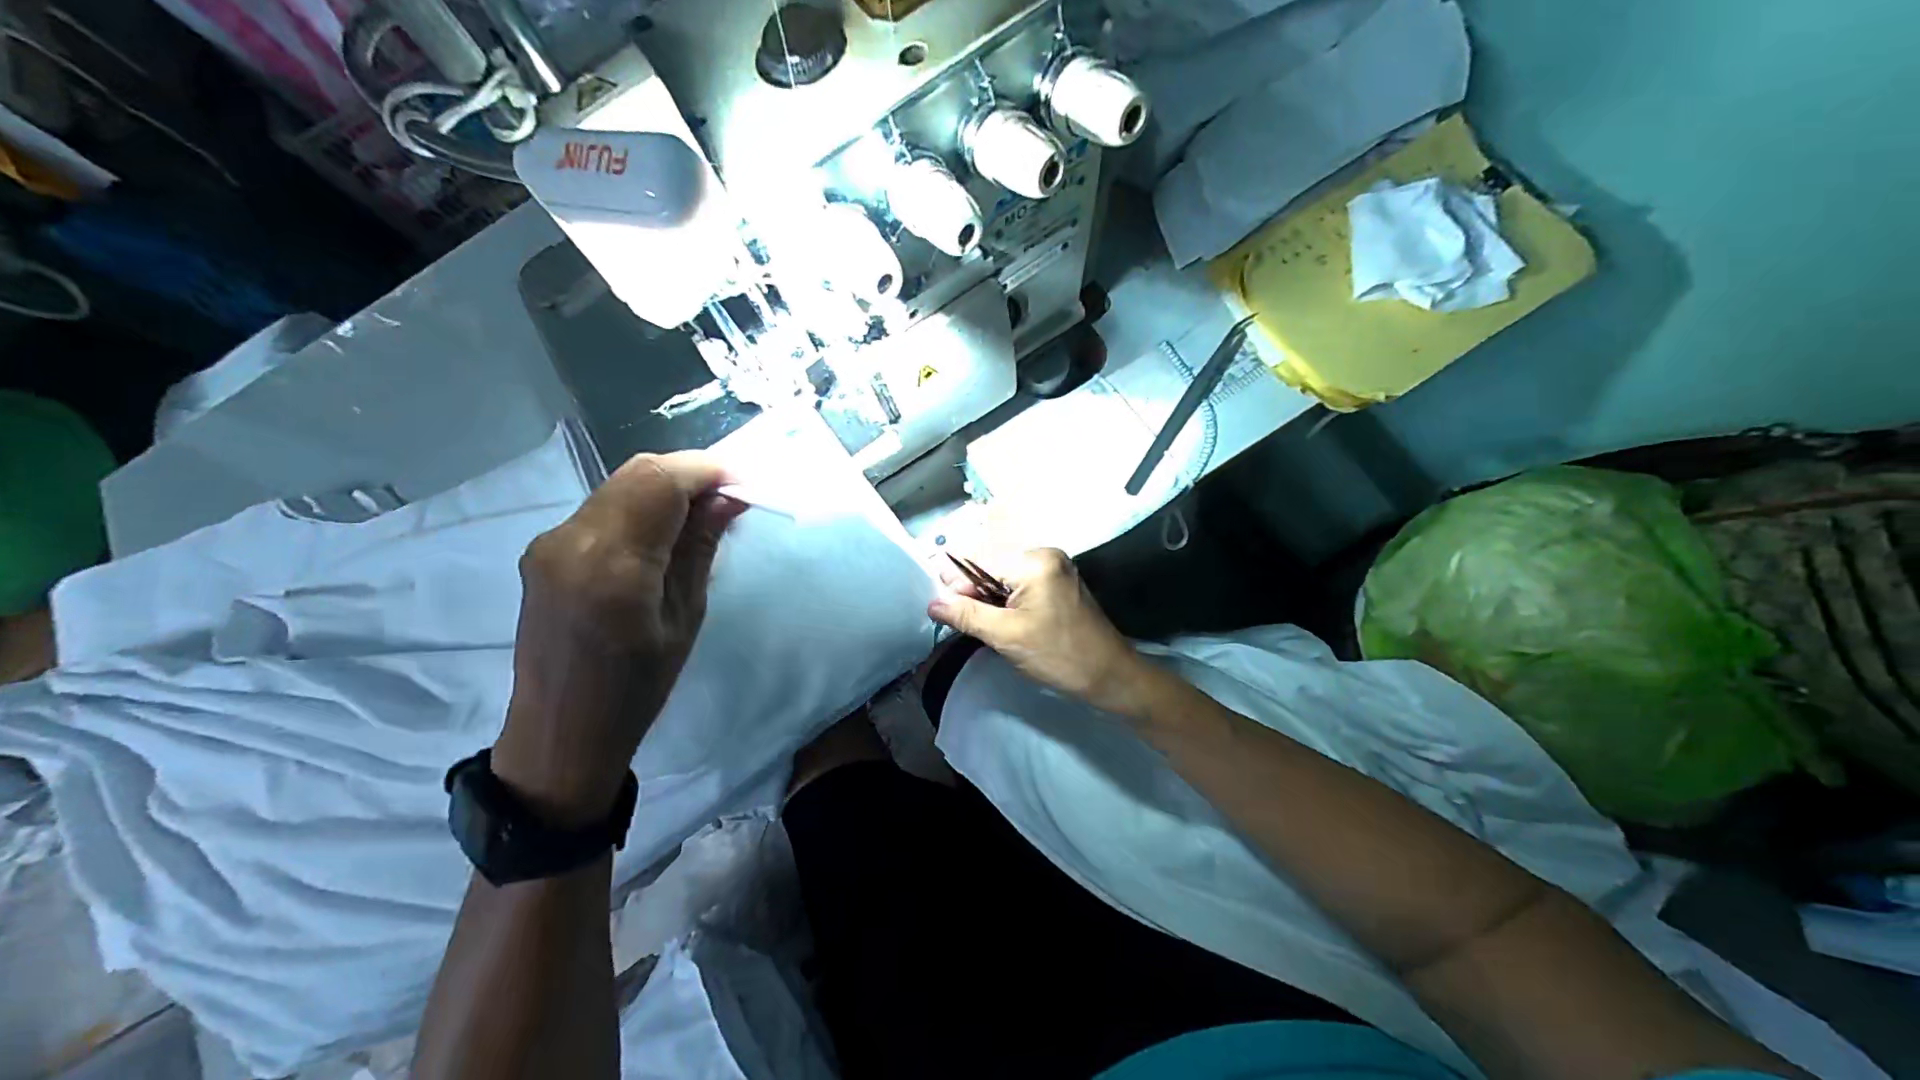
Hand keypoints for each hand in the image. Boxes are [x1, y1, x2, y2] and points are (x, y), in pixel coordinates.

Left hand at [493, 453, 744, 825]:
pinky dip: (639, 508)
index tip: (741, 486)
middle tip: (726, 500)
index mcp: (612, 565)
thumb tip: (727, 499)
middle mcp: (571, 540)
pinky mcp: (542, 550)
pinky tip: (661, 536)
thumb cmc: (637, 689)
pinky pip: (601, 509)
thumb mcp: (685, 618)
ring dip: (663, 490)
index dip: (706, 471)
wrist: (561, 733)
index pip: (660, 482)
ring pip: (618, 486)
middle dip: (687, 475)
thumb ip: (700, 548)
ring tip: (699, 519)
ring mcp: (549, 542)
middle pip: (637, 473)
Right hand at [929, 549, 1151, 717]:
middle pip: (989, 565)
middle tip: (951, 618)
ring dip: (984, 597)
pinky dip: (1002, 600)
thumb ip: (967, 615)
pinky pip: (1017, 584)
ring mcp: (1053, 567)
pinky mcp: (1056, 582)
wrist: (1110, 675)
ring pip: (1001, 576)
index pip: (978, 560)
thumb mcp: (1007, 636)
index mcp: (1034, 561)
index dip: (953, 581)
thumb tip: (933, 603)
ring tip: (973, 622)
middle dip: (969, 590)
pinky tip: (995, 620)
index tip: (934, 604)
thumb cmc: (1060, 656)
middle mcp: (1044, 555)